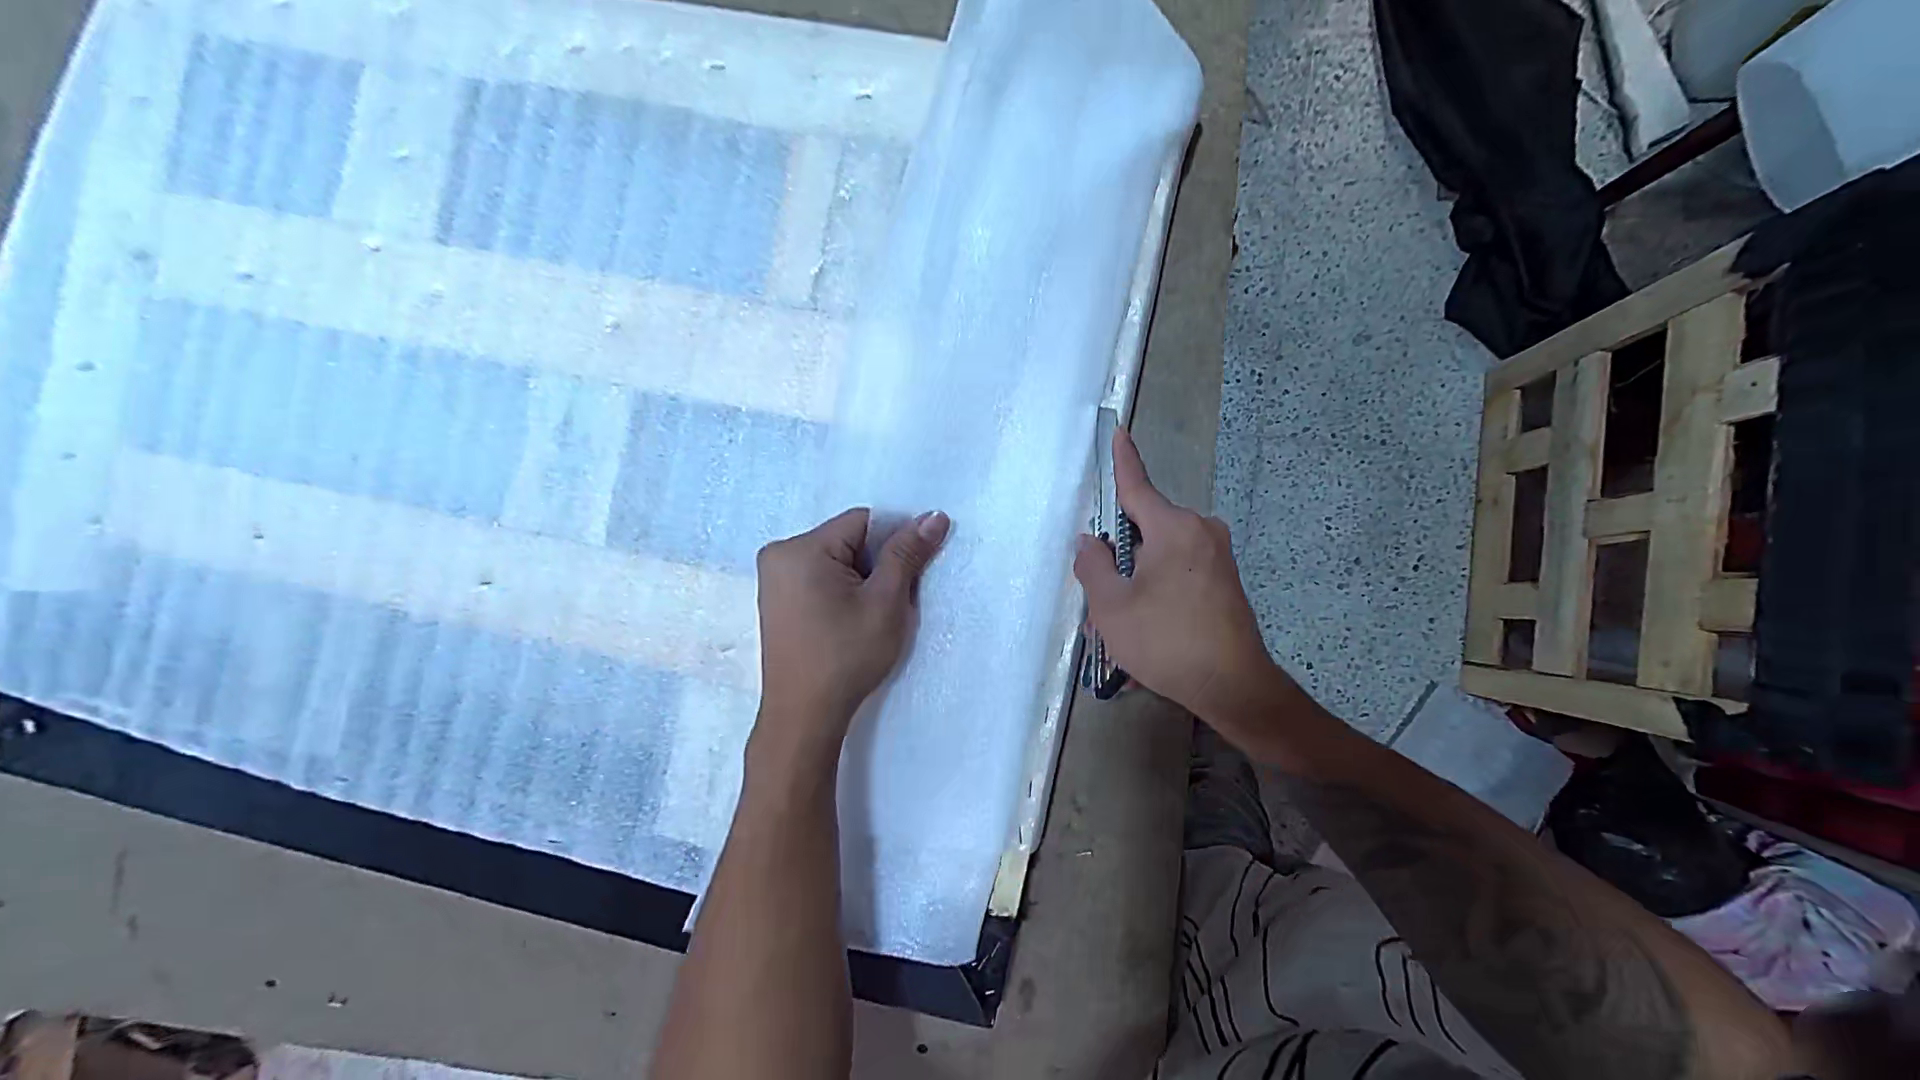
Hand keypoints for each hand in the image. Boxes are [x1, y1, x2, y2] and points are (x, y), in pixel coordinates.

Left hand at [754, 507, 950, 762]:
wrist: (804, 716)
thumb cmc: (847, 657)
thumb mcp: (886, 602)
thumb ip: (908, 553)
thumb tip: (935, 516)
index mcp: (800, 548)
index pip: (863, 522)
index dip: (893, 543)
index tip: (906, 577)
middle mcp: (779, 553)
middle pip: (848, 539)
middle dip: (876, 564)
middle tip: (888, 603)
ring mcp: (773, 578)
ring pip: (836, 560)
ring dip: (861, 579)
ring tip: (867, 616)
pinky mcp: (776, 599)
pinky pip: (820, 577)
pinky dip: (842, 591)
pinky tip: (848, 621)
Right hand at [1073, 429, 1284, 721]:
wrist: (1234, 687)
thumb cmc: (1167, 641)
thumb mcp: (1112, 607)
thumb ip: (1094, 566)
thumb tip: (1091, 543)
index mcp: (1174, 529)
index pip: (1138, 486)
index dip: (1123, 460)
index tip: (1119, 433)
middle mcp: (1200, 532)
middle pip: (1144, 532)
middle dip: (1119, 562)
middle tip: (1103, 604)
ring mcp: (1217, 557)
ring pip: (1159, 559)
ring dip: (1136, 588)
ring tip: (1124, 634)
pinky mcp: (1224, 581)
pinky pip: (1179, 576)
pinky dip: (1157, 597)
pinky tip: (1149, 638)